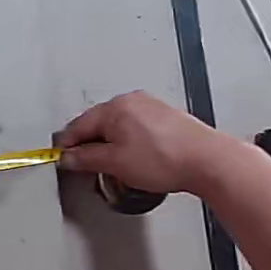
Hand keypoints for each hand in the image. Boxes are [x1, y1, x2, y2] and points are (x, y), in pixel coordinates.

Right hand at [56, 91, 236, 195]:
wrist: (208, 161)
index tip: (62, 160)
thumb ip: (85, 159)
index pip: (77, 126)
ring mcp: (149, 108)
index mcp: (114, 107)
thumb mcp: (114, 163)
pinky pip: (135, 129)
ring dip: (110, 146)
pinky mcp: (164, 118)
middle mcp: (131, 101)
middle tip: (88, 168)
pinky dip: (129, 144)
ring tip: (117, 168)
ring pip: (117, 127)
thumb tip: (70, 158)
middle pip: (97, 125)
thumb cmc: (167, 158)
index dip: (67, 146)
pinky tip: (136, 161)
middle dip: (90, 146)